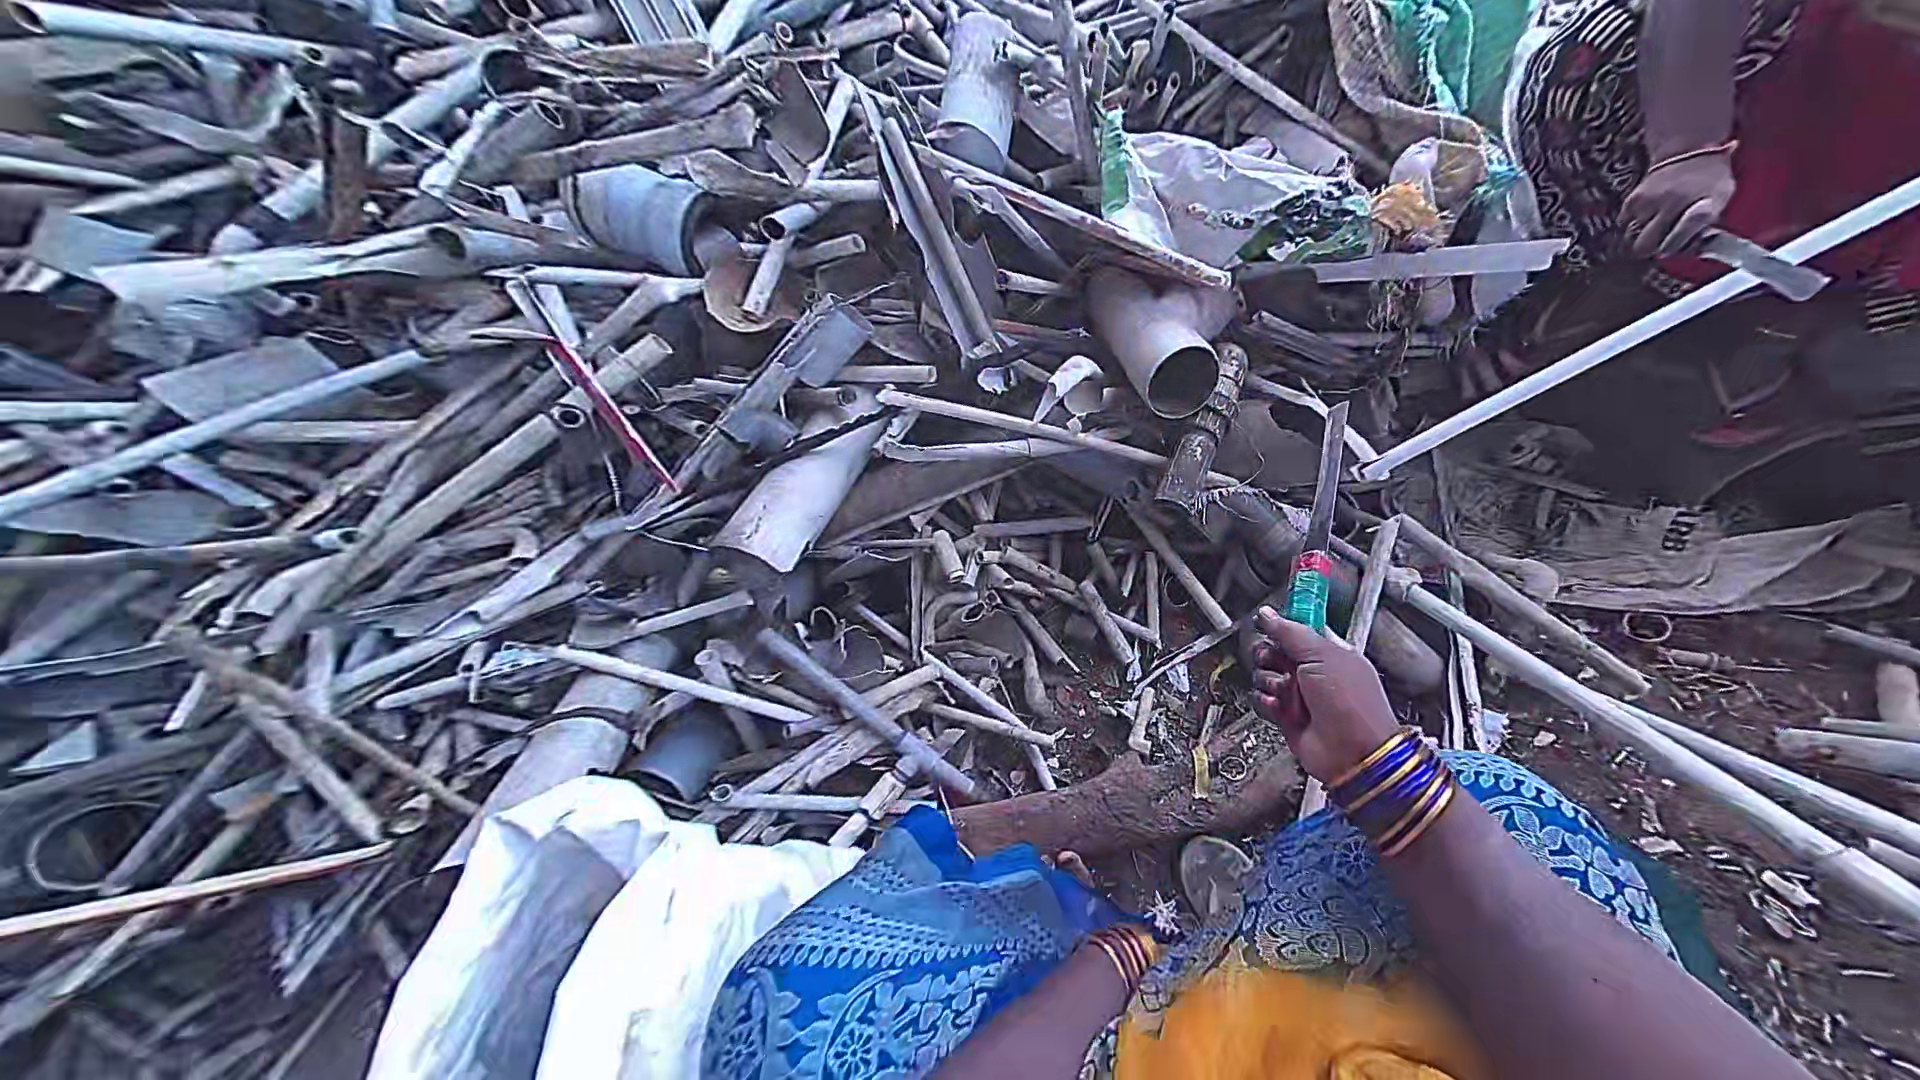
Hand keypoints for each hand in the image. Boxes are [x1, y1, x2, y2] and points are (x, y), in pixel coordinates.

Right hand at [1251, 606, 1401, 784]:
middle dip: (1268, 656)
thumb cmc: (1352, 706)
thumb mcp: (1322, 657)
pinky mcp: (1286, 715)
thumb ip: (1291, 632)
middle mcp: (1312, 672)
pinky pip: (1260, 700)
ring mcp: (1298, 694)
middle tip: (1276, 662)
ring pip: (1262, 675)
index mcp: (1328, 653)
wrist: (1352, 754)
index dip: (1280, 628)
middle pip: (1272, 651)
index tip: (1268, 626)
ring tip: (1285, 692)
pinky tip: (1279, 707)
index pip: (1295, 630)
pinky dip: (1266, 703)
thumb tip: (1267, 615)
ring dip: (1269, 682)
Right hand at [1620, 153, 1734, 257]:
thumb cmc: (1709, 177)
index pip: (1674, 241)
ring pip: (1633, 234)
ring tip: (1654, 222)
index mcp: (1696, 206)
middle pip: (1644, 244)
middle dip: (1649, 247)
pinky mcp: (1630, 202)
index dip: (1672, 247)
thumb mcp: (1721, 196)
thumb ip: (1706, 220)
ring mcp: (1646, 204)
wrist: (1688, 151)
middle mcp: (1668, 206)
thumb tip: (1688, 245)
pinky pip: (1624, 223)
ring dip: (1641, 232)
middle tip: (1656, 242)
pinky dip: (1632, 222)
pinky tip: (1645, 213)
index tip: (1671, 249)